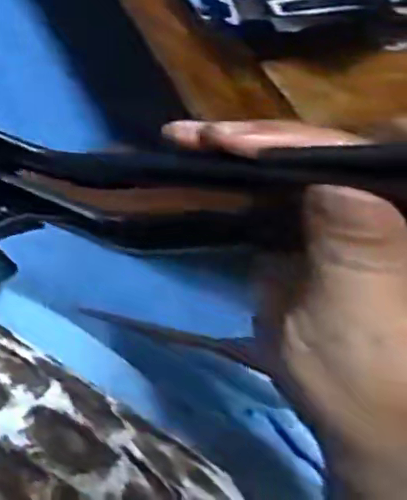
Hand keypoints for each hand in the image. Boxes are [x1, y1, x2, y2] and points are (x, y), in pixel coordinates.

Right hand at [164, 119, 406, 497]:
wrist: (372, 439)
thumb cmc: (381, 391)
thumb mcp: (363, 324)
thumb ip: (360, 256)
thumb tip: (341, 187)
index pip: (392, 166)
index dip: (325, 147)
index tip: (246, 145)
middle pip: (352, 159)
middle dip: (277, 140)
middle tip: (204, 137)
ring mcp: (373, 230)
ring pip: (316, 164)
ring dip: (252, 146)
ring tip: (188, 138)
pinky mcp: (333, 236)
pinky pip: (290, 186)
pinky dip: (241, 166)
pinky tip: (199, 153)